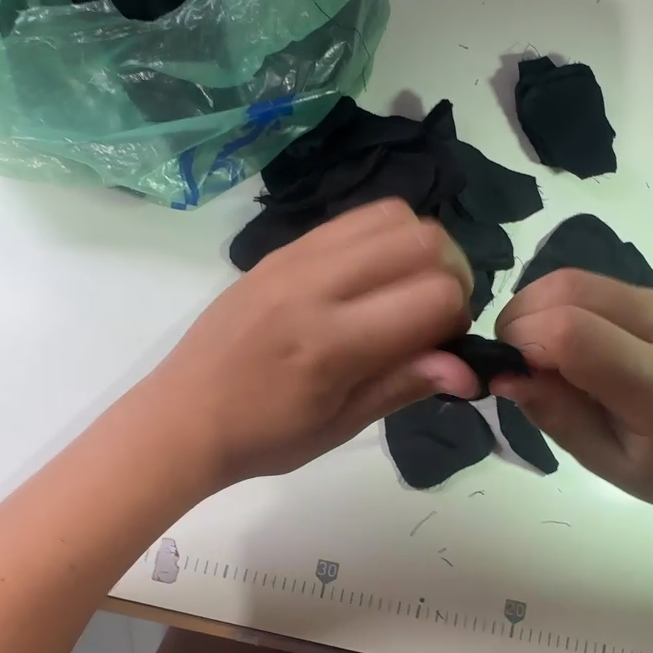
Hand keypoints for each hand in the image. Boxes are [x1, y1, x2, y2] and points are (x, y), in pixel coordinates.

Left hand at [127, 199, 479, 486]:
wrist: (182, 417)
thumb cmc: (263, 437)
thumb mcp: (340, 426)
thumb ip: (405, 384)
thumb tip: (469, 368)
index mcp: (332, 342)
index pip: (435, 297)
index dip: (457, 321)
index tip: (440, 350)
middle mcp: (316, 284)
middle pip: (424, 239)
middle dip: (451, 276)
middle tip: (434, 317)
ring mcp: (295, 257)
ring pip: (393, 215)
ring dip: (419, 249)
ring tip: (405, 293)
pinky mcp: (281, 249)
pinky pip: (353, 220)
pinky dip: (382, 240)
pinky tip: (370, 281)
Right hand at [492, 269, 652, 519]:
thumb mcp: (605, 461)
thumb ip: (555, 414)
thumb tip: (503, 375)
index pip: (574, 335)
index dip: (524, 341)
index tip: (505, 370)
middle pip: (573, 290)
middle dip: (522, 315)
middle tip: (510, 357)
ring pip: (581, 278)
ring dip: (541, 306)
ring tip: (534, 350)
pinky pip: (600, 285)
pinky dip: (565, 304)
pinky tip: (564, 341)